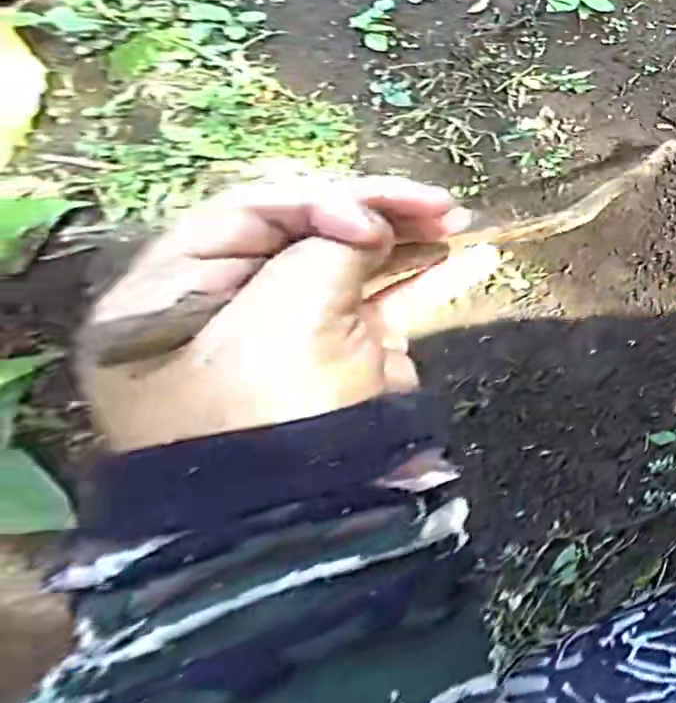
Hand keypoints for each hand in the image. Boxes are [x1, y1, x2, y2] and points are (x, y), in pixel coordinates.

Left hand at [80, 177, 500, 452]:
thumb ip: (326, 253)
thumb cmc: (274, 406)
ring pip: (358, 257)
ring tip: (461, 223)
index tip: (376, 221)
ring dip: (412, 234)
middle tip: (442, 205)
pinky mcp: (353, 344)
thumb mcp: (286, 319)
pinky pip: (393, 294)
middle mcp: (232, 301)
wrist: (316, 500)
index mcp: (174, 293)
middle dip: (379, 211)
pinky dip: (433, 273)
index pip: (249, 212)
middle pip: (309, 229)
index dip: (321, 202)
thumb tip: (372, 225)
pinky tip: (474, 257)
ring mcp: (299, 323)